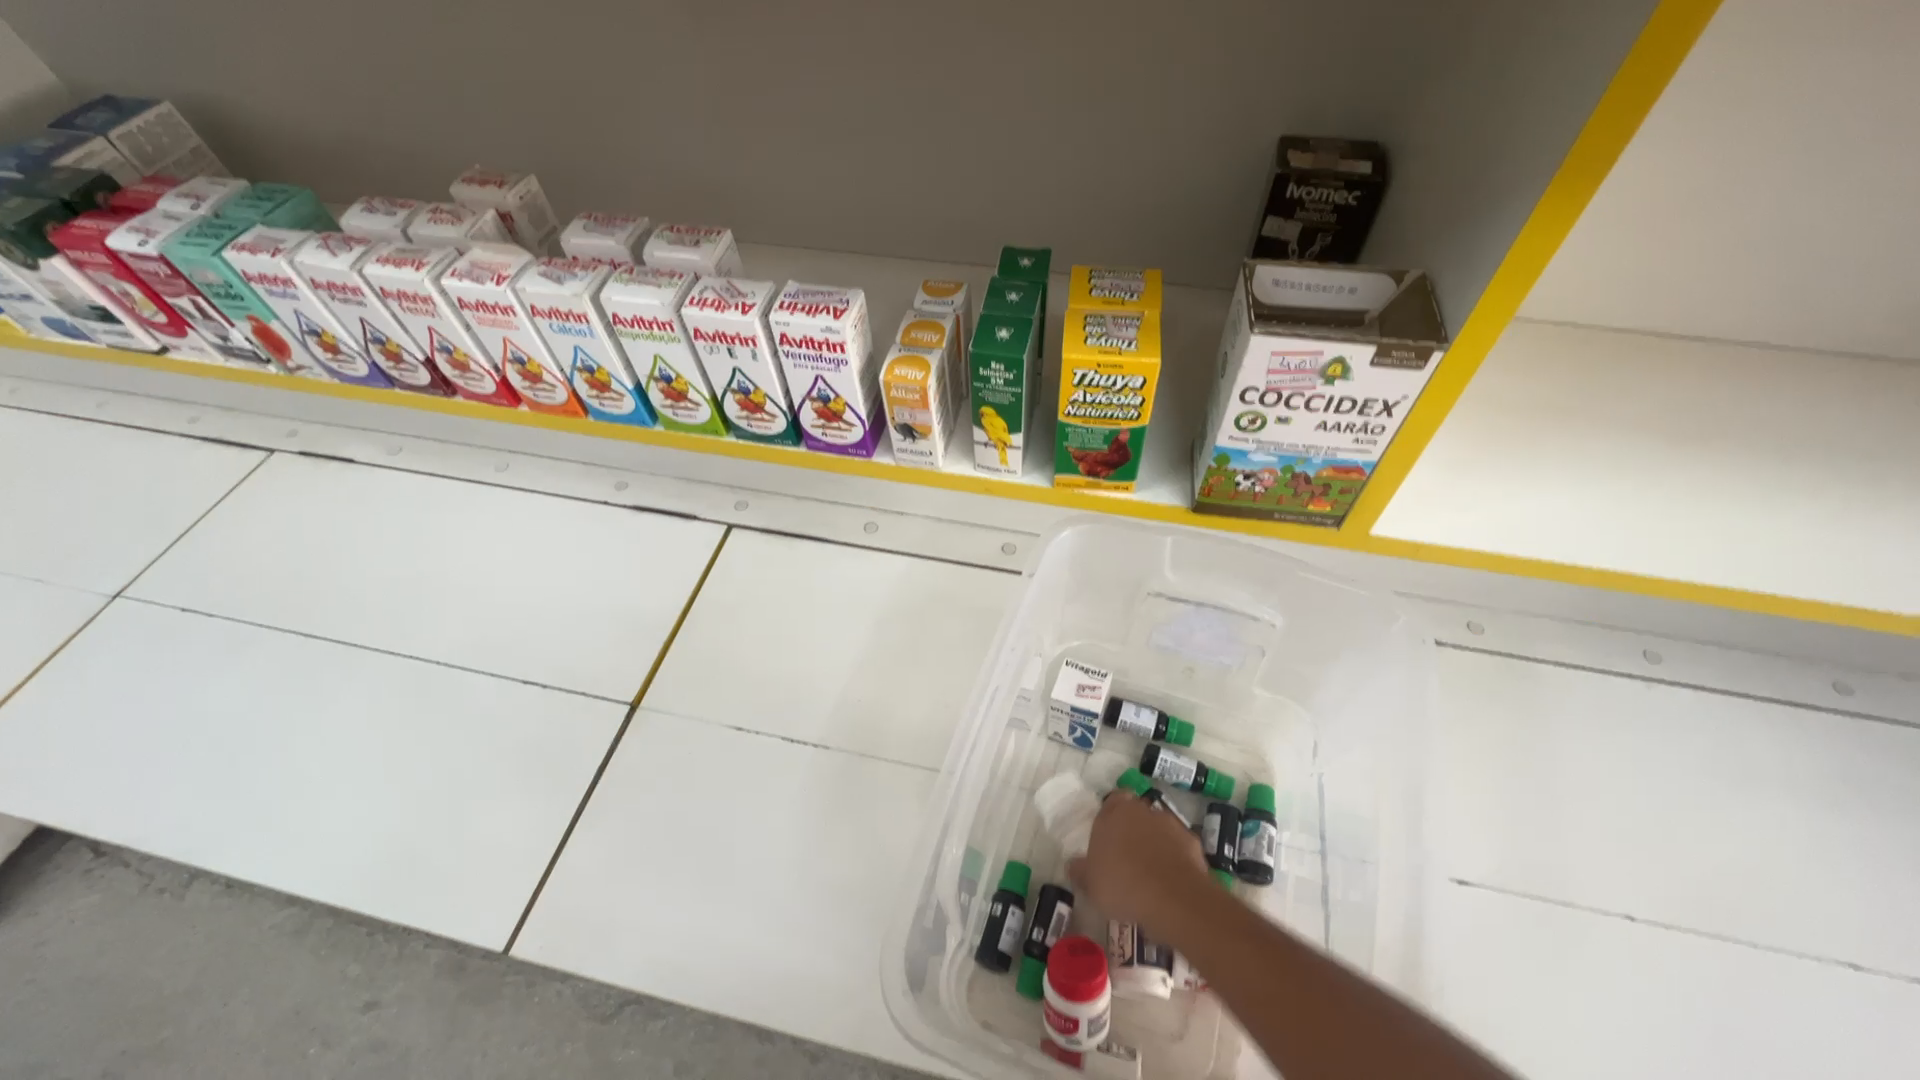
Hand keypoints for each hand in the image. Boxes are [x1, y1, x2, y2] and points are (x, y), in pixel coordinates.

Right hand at [1067, 793, 1210, 935]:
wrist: (1174, 899)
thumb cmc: (1123, 886)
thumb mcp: (1091, 885)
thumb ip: (1081, 870)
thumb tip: (1074, 864)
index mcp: (1114, 813)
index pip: (1113, 801)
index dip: (1111, 815)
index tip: (1108, 836)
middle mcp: (1143, 811)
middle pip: (1136, 813)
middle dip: (1132, 829)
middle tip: (1126, 856)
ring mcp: (1171, 824)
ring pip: (1159, 829)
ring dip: (1154, 843)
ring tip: (1149, 872)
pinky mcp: (1192, 842)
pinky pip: (1178, 846)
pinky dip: (1174, 857)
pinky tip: (1169, 880)